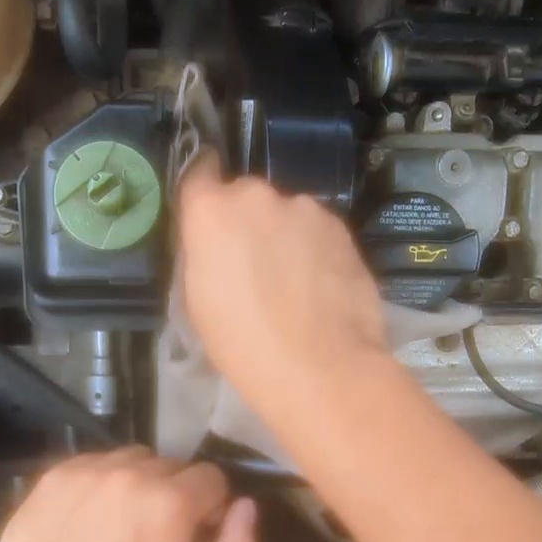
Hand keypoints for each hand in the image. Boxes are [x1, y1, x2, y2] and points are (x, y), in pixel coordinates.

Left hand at [0, 447, 257, 541]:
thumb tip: (246, 506)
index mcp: (173, 500)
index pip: (211, 477)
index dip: (209, 506)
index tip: (193, 532)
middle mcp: (133, 473)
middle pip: (171, 465)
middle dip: (172, 492)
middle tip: (154, 531)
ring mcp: (90, 470)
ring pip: (132, 459)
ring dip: (137, 481)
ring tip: (120, 520)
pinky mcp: (55, 475)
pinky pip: (93, 462)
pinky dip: (99, 481)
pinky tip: (90, 515)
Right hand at [177, 155, 388, 412]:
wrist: (321, 367)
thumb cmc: (244, 345)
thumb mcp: (200, 303)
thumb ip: (205, 257)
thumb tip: (218, 245)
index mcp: (212, 212)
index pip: (199, 173)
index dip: (203, 190)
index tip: (208, 212)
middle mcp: (258, 196)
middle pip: (246, 199)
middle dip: (248, 225)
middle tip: (253, 268)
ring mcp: (305, 209)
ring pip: (287, 216)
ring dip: (285, 238)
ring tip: (293, 285)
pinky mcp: (342, 228)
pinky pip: (318, 232)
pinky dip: (315, 251)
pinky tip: (320, 289)